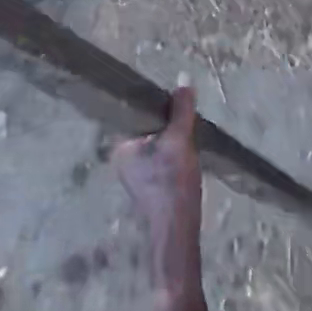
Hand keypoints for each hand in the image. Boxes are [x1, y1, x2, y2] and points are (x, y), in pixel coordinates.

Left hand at [113, 87, 202, 292]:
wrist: (177, 231)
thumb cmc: (172, 184)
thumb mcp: (179, 140)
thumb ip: (181, 109)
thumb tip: (182, 79)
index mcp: (121, 147)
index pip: (134, 112)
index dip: (154, 101)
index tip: (172, 95)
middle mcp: (122, 158)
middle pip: (148, 125)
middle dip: (168, 119)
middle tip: (187, 113)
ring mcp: (135, 172)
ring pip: (156, 140)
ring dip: (173, 135)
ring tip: (190, 130)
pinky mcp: (149, 182)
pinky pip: (160, 154)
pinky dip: (174, 149)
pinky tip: (188, 151)